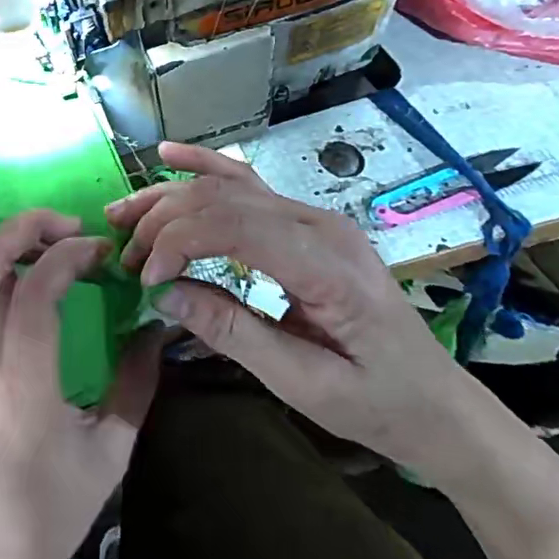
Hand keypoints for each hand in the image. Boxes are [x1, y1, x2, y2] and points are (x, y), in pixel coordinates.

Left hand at [0, 211, 163, 558]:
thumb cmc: (48, 510)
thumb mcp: (110, 454)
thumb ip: (136, 384)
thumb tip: (157, 326)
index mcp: (24, 390)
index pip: (33, 296)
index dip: (68, 257)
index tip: (102, 253)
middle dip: (23, 229)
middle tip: (69, 225)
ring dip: (1, 240)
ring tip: (47, 238)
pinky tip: (21, 268)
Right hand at [105, 143, 463, 466]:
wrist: (435, 400)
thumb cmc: (378, 402)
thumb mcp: (304, 385)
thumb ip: (234, 333)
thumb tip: (164, 293)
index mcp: (328, 265)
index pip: (237, 225)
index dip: (179, 241)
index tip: (143, 279)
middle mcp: (321, 224)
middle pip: (227, 198)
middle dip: (165, 219)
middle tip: (124, 257)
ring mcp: (316, 217)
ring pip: (232, 186)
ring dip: (173, 195)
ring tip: (124, 212)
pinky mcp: (307, 223)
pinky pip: (250, 187)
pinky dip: (207, 169)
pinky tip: (171, 156)